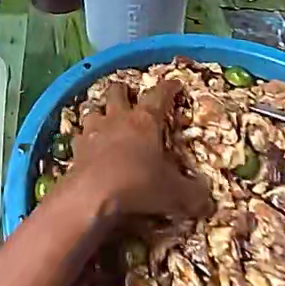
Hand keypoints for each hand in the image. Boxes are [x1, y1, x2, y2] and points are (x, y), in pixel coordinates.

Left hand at [62, 80, 210, 220]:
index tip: (175, 84)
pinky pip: (78, 136)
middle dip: (125, 91)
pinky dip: (83, 138)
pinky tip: (86, 146)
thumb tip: (208, 201)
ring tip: (105, 119)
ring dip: (100, 112)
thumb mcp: (173, 193)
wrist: (92, 195)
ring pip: (94, 109)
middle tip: (131, 97)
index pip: (160, 95)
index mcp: (146, 120)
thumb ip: (192, 195)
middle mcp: (119, 118)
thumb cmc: (138, 184)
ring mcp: (95, 130)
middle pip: (119, 91)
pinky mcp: (76, 147)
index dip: (169, 88)